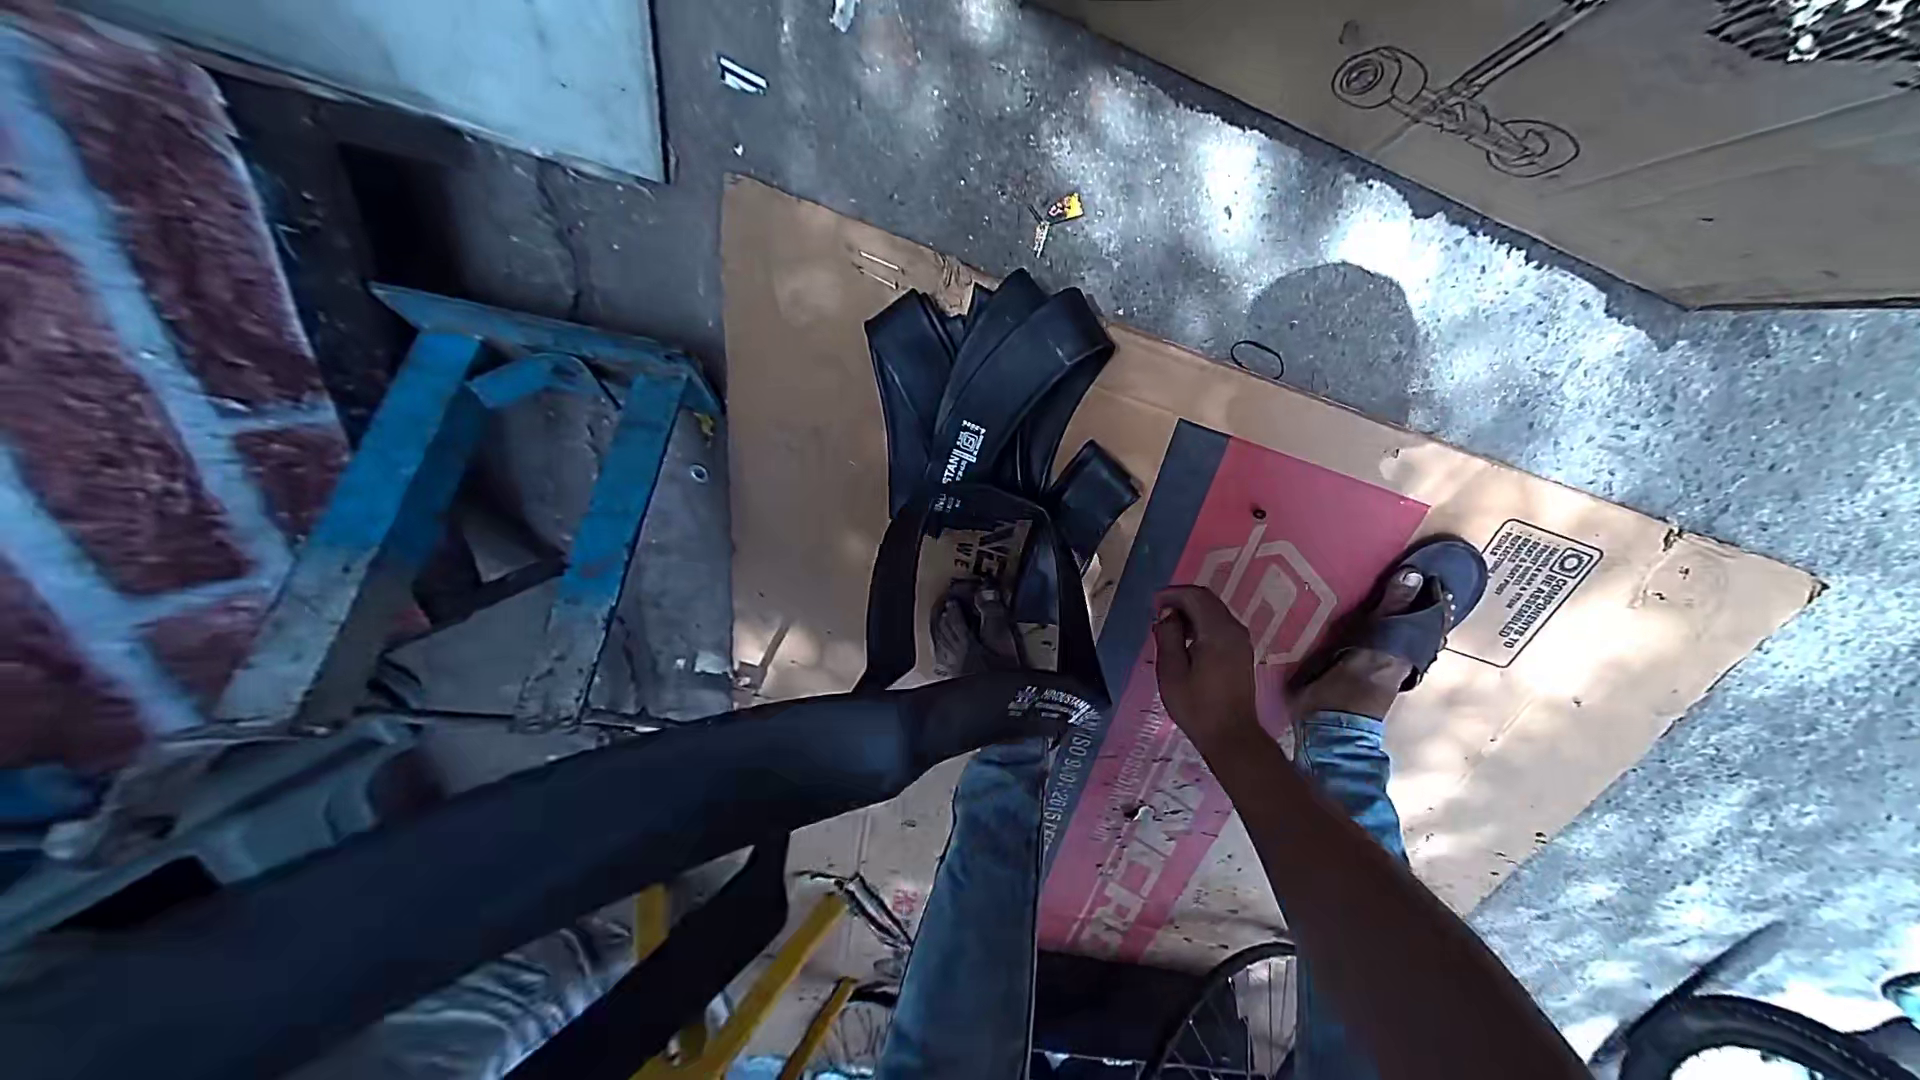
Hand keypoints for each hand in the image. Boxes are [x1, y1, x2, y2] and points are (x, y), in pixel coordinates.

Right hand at [1153, 585, 1259, 752]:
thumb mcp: (1171, 670)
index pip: (1195, 596)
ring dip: (1191, 612)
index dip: (1172, 594)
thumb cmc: (1196, 705)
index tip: (1153, 605)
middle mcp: (1234, 630)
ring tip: (1168, 627)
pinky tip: (1186, 640)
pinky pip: (1220, 625)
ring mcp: (1241, 641)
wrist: (1230, 735)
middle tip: (1158, 613)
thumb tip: (1167, 615)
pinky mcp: (1242, 652)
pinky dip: (1202, 623)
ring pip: (1215, 611)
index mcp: (1218, 632)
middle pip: (1207, 600)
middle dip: (1181, 600)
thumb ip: (1168, 636)